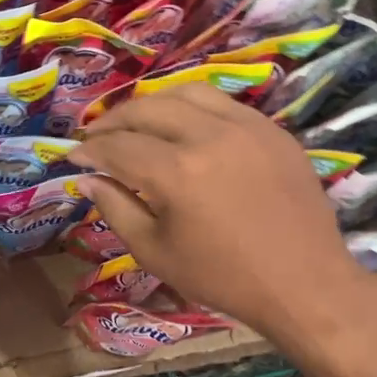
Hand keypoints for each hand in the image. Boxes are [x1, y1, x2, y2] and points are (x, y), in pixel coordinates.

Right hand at [68, 83, 376, 339]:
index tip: (74, 156)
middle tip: (97, 137)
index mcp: (176, 173)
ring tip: (137, 123)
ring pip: (186, 92)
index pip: (118, 146)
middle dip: (113, 120)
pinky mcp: (272, 130)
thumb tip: (89, 179)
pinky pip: (222, 103)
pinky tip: (182, 127)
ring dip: (152, 104)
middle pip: (147, 108)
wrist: (302, 283)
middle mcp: (209, 137)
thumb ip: (116, 208)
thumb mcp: (154, 252)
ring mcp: (246, 127)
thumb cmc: (221, 277)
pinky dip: (192, 108)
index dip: (90, 150)